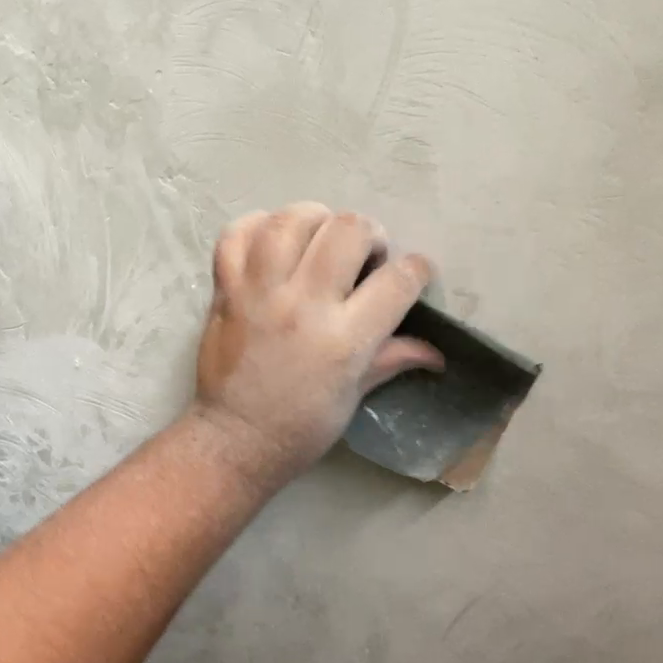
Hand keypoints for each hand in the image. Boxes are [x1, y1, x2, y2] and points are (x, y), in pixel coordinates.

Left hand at [189, 202, 444, 484]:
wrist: (235, 442)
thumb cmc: (300, 429)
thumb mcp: (352, 398)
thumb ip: (390, 360)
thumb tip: (437, 352)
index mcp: (345, 339)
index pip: (398, 279)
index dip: (416, 270)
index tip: (412, 277)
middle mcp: (304, 305)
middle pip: (349, 229)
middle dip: (369, 235)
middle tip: (362, 260)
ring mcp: (260, 293)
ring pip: (291, 220)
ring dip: (314, 221)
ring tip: (318, 242)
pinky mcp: (226, 291)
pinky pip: (236, 234)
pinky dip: (256, 228)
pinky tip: (272, 244)